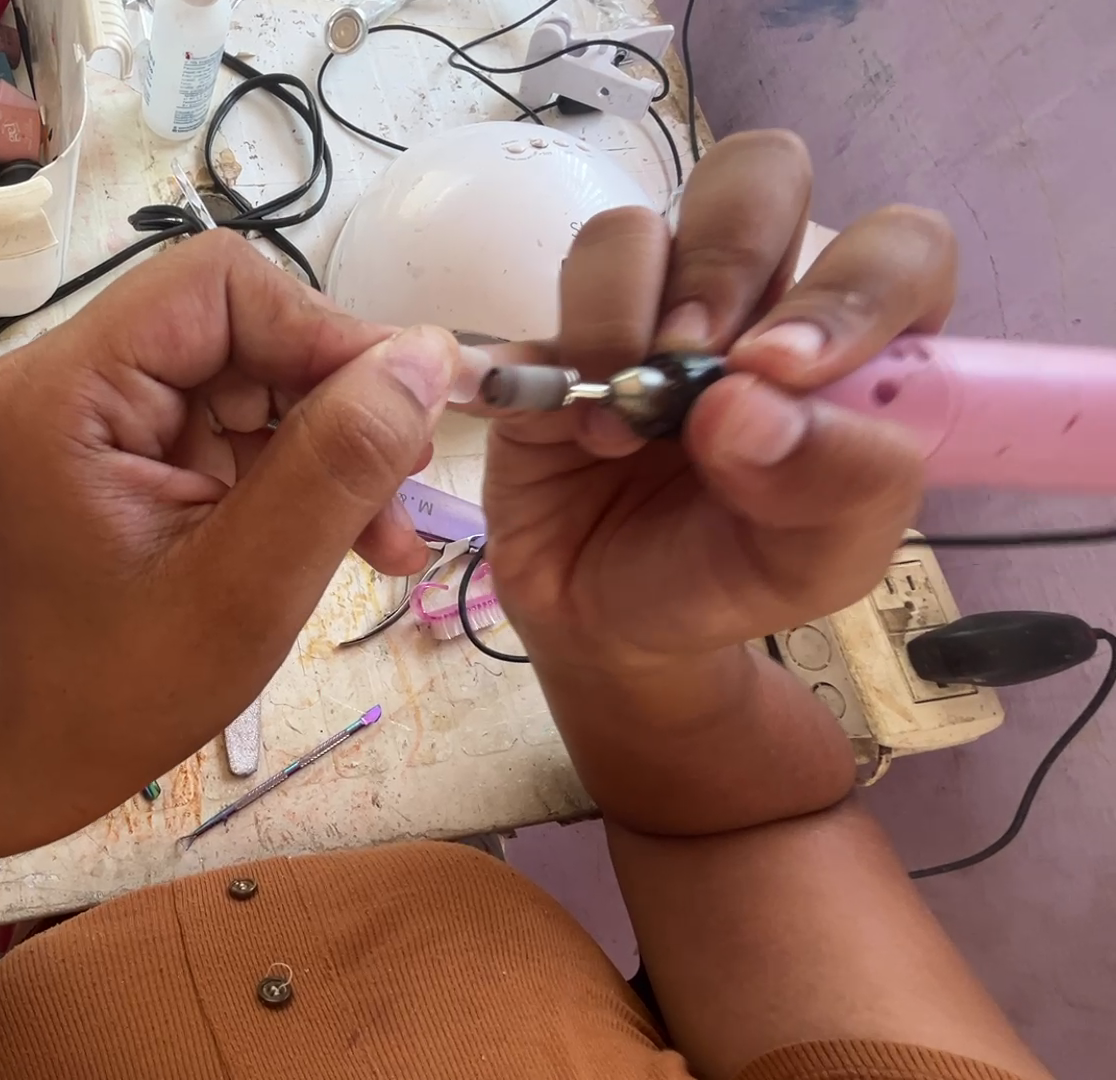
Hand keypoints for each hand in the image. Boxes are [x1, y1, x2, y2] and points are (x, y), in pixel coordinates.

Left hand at [0, 230, 461, 848]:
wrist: (59, 742)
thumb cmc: (133, 688)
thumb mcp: (250, 583)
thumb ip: (338, 462)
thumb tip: (426, 353)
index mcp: (66, 391)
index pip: (215, 286)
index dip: (322, 330)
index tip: (402, 408)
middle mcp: (71, 378)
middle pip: (239, 327)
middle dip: (335, 400)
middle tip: (405, 479)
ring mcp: (103, 411)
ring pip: (253, 376)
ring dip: (331, 444)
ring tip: (388, 530)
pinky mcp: (134, 446)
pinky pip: (238, 425)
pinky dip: (300, 471)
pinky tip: (354, 532)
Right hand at [473, 130, 957, 666]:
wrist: (597, 621)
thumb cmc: (714, 584)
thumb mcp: (811, 564)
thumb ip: (835, 485)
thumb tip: (745, 399)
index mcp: (836, 351)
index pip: (886, 247)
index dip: (842, 287)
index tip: (771, 371)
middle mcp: (736, 318)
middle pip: (751, 181)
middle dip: (719, 261)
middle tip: (682, 356)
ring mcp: (628, 332)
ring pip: (622, 235)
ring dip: (610, 316)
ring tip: (608, 424)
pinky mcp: (542, 366)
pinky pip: (521, 324)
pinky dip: (514, 365)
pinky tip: (525, 417)